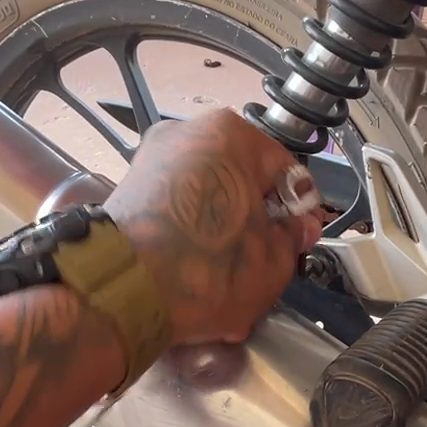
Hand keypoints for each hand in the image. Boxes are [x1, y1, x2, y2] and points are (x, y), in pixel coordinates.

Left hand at [103, 109, 321, 344]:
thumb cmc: (212, 268)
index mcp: (232, 133)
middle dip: (257, 219)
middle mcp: (186, 133)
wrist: (124, 293)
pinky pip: (175, 212)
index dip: (300, 210)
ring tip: (232, 276)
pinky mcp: (126, 193)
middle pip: (240, 180)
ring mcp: (151, 161)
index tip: (302, 238)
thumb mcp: (275, 260)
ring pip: (207, 198)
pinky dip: (190, 239)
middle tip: (269, 257)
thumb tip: (296, 227)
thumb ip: (293, 237)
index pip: (284, 170)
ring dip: (223, 232)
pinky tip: (199, 275)